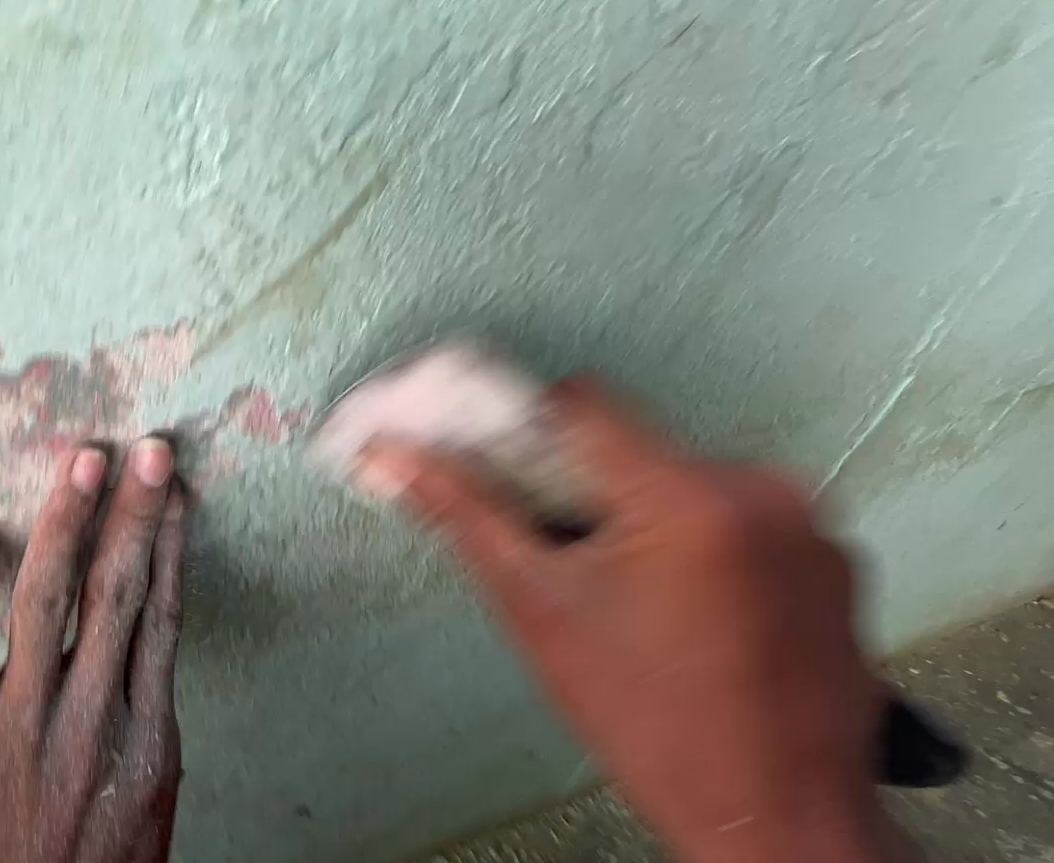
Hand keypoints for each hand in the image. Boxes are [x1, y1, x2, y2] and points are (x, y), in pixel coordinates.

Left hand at [0, 439, 187, 862]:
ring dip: (66, 524)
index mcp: (145, 743)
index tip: (176, 494)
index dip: (170, 547)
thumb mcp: (141, 814)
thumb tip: (150, 657)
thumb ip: (144, 735)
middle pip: (119, 594)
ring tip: (81, 464)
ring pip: (49, 602)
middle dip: (134, 514)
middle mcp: (91, 723)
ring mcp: (20, 727)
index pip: (163, 618)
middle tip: (148, 451)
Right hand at [360, 379, 919, 862]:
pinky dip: (685, 531)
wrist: (779, 825)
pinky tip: (673, 596)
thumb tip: (391, 455)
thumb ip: (461, 510)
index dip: (521, 424)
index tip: (494, 463)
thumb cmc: (647, 720)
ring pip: (674, 472)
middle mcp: (763, 491)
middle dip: (575, 479)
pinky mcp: (833, 554)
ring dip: (629, 505)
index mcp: (686, 499)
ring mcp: (810, 524)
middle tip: (552, 542)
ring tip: (613, 579)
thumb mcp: (534, 605)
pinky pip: (729, 506)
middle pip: (627, 441)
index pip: (578, 402)